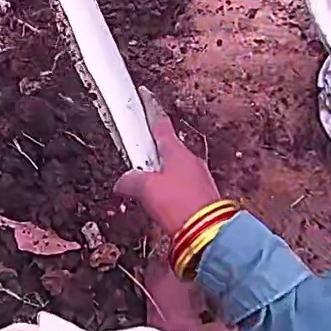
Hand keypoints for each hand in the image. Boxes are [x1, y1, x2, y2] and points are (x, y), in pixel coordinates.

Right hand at [113, 95, 221, 236]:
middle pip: (166, 149)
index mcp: (176, 151)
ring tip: (147, 191)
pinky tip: (163, 204)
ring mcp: (199, 177)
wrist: (208, 233)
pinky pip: (181, 187)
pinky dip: (170, 191)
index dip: (150, 111)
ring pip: (174, 169)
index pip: (160, 124)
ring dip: (160, 175)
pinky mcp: (203, 195)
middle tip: (136, 160)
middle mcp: (191, 160)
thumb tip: (123, 182)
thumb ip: (130, 181)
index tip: (145, 98)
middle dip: (150, 153)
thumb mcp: (145, 189)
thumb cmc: (180, 205)